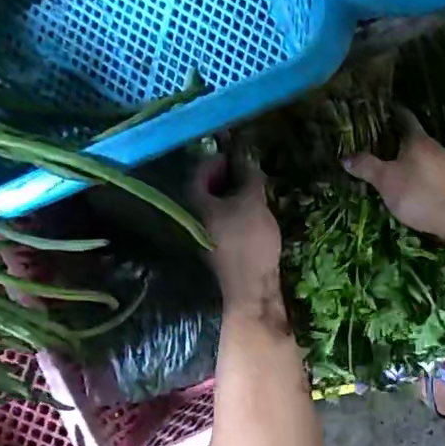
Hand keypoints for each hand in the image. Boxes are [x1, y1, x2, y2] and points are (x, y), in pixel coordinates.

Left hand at [190, 151, 280, 308]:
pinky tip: (252, 216)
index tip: (242, 156)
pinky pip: (221, 221)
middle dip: (228, 177)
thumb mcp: (253, 202)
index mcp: (193, 199)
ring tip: (255, 193)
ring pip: (214, 205)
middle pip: (206, 187)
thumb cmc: (249, 241)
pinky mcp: (213, 247)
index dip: (221, 158)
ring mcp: (199, 233)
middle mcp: (189, 214)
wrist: (250, 289)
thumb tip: (246, 156)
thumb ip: (249, 176)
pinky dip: (233, 213)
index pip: (201, 168)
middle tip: (251, 173)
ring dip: (233, 196)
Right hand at [344, 109, 444, 238]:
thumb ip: (366, 167)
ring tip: (390, 170)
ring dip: (408, 162)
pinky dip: (419, 178)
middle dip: (396, 141)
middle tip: (376, 146)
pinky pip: (431, 175)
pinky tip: (411, 189)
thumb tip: (345, 157)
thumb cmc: (420, 193)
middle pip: (413, 139)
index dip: (391, 113)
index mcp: (418, 139)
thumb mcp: (386, 180)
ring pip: (423, 158)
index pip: (404, 117)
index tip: (378, 113)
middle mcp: (435, 148)